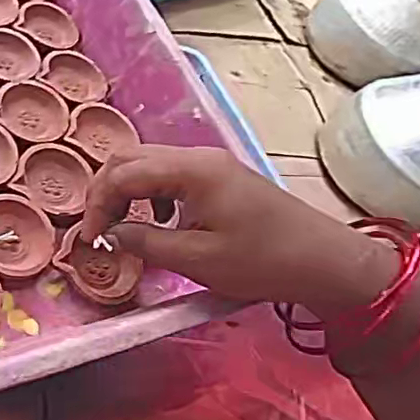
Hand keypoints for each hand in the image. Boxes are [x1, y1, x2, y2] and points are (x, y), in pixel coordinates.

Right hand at [76, 145, 397, 318]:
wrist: (329, 263)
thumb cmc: (264, 262)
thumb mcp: (197, 260)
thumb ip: (144, 242)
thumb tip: (109, 235)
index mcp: (192, 171)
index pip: (122, 175)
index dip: (98, 205)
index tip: (91, 239)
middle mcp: (196, 157)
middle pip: (128, 158)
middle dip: (104, 191)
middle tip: (97, 227)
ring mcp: (208, 163)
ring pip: (144, 162)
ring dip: (122, 190)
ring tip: (118, 224)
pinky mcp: (216, 175)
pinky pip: (164, 172)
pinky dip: (145, 191)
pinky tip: (154, 218)